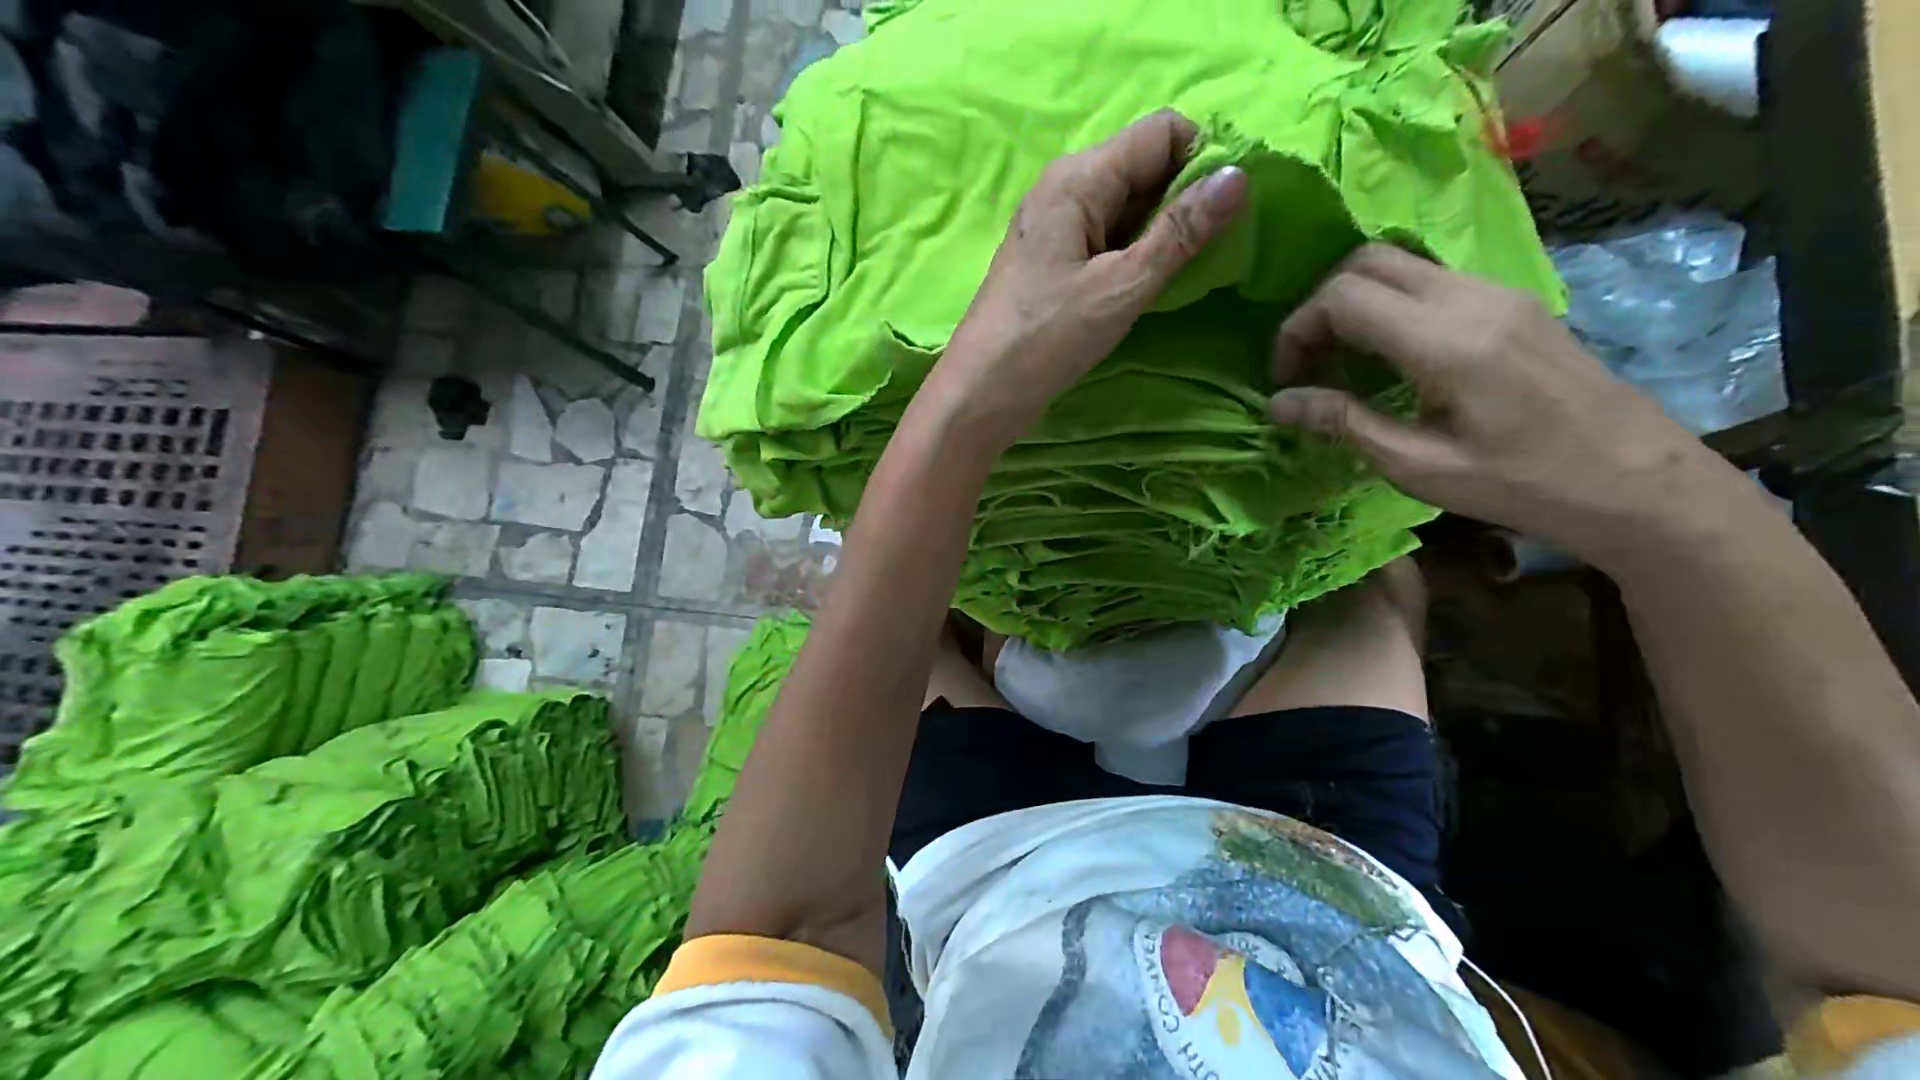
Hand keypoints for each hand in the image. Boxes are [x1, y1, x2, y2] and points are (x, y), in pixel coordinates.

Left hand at [913, 110, 1248, 449]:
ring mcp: (1055, 226)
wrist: (979, 394)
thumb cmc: (1046, 338)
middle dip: (1183, 199)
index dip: (1202, 160)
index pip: (1161, 131)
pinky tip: (1145, 286)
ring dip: (1161, 231)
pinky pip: (1106, 237)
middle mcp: (1064, 188)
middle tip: (1206, 251)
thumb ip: (1180, 232)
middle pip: (1144, 165)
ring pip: (1127, 206)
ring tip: (1179, 274)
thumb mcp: (1121, 286)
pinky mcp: (1052, 260)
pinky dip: (1133, 253)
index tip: (1225, 211)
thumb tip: (1239, 176)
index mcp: (1078, 178)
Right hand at [1266, 244, 1756, 568]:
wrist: (1639, 480)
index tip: (1286, 380)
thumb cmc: (1522, 484)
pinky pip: (1430, 281)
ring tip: (1341, 364)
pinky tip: (1387, 357)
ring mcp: (1499, 293)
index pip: (1343, 297)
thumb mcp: (1419, 467)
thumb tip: (1276, 404)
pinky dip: (1388, 306)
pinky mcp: (1513, 302)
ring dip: (1353, 303)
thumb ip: (1344, 423)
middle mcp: (1472, 298)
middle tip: (1307, 364)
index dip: (1297, 330)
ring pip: (1399, 264)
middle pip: (1366, 261)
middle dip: (1318, 307)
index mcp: (1446, 341)